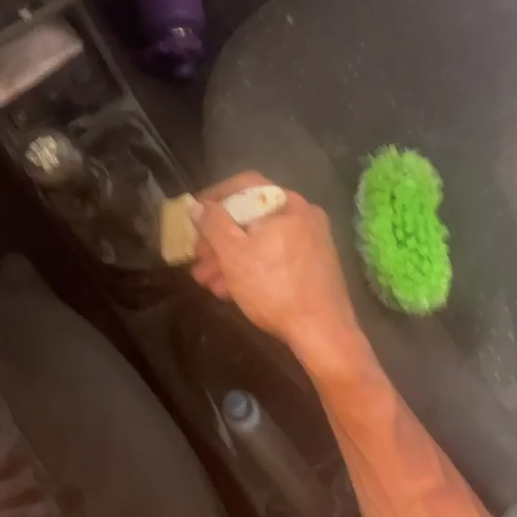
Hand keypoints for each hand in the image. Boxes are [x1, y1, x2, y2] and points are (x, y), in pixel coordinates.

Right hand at [190, 173, 373, 379]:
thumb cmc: (274, 287)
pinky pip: (275, 255)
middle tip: (197, 257)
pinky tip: (230, 290)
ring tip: (206, 281)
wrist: (323, 332)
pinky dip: (252, 267)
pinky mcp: (313, 265)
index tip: (193, 215)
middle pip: (251, 215)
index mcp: (287, 204)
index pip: (244, 184)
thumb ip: (213, 224)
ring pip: (261, 239)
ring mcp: (311, 241)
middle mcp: (303, 215)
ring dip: (230, 257)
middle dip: (218, 238)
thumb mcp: (234, 254)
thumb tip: (197, 205)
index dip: (213, 196)